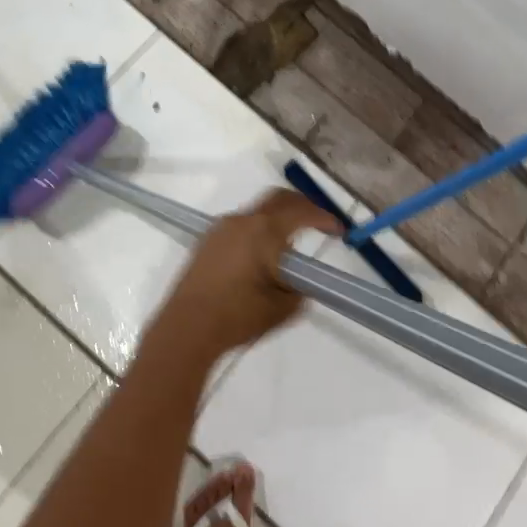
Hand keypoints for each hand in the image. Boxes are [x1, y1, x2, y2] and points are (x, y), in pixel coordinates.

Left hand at [144, 189, 340, 365]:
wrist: (186, 328)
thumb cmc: (237, 316)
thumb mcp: (282, 307)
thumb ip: (300, 287)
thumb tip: (300, 278)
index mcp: (263, 231)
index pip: (301, 211)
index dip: (324, 217)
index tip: (340, 230)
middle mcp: (242, 220)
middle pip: (278, 198)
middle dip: (302, 205)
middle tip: (319, 222)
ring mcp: (221, 228)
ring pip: (257, 211)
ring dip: (278, 217)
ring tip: (291, 243)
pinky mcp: (207, 240)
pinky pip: (241, 224)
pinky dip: (259, 229)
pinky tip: (261, 256)